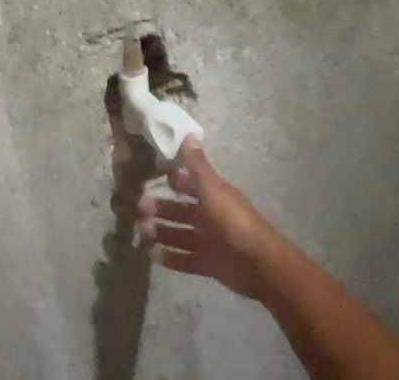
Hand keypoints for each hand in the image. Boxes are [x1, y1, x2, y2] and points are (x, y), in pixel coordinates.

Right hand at [136, 136, 289, 300]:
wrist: (258, 263)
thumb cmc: (233, 220)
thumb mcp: (213, 188)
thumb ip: (198, 165)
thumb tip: (189, 133)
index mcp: (212, 196)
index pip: (188, 185)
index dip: (171, 182)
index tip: (148, 179)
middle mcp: (209, 216)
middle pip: (179, 211)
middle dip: (159, 208)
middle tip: (139, 209)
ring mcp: (208, 242)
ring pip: (178, 234)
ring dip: (160, 232)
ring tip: (142, 233)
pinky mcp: (208, 264)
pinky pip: (184, 260)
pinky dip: (169, 257)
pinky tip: (152, 255)